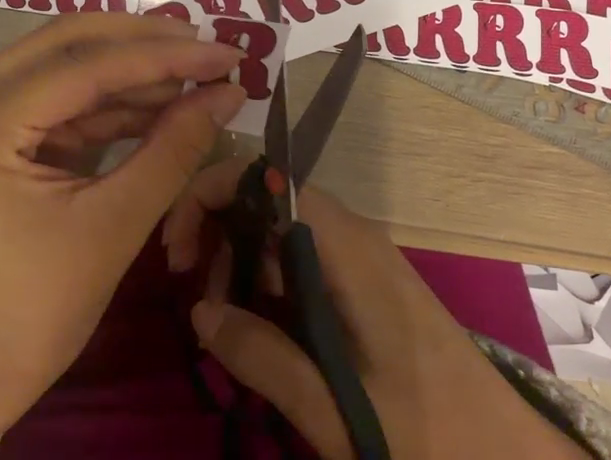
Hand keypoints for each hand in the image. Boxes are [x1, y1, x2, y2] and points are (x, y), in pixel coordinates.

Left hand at [0, 14, 246, 456]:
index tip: (226, 52)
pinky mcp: (1, 128)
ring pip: (67, 65)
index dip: (160, 55)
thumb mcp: (116, 224)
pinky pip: (64, 97)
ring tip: (202, 74)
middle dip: (143, 44)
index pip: (82, 66)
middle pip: (67, 45)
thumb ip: (172, 151)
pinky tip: (167, 102)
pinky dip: (115, 100)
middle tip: (212, 47)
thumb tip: (228, 93)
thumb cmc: (43, 303)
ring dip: (133, 70)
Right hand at [162, 159, 589, 459]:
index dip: (206, 195)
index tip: (178, 254)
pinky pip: (298, 260)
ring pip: (277, 231)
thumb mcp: (338, 410)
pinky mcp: (365, 287)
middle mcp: (352, 239)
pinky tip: (259, 330)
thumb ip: (264, 358)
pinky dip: (264, 283)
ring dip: (236, 264)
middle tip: (195, 299)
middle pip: (261, 200)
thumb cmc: (431, 434)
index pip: (260, 176)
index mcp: (347, 249)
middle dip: (214, 235)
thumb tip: (199, 311)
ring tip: (222, 323)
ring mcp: (361, 262)